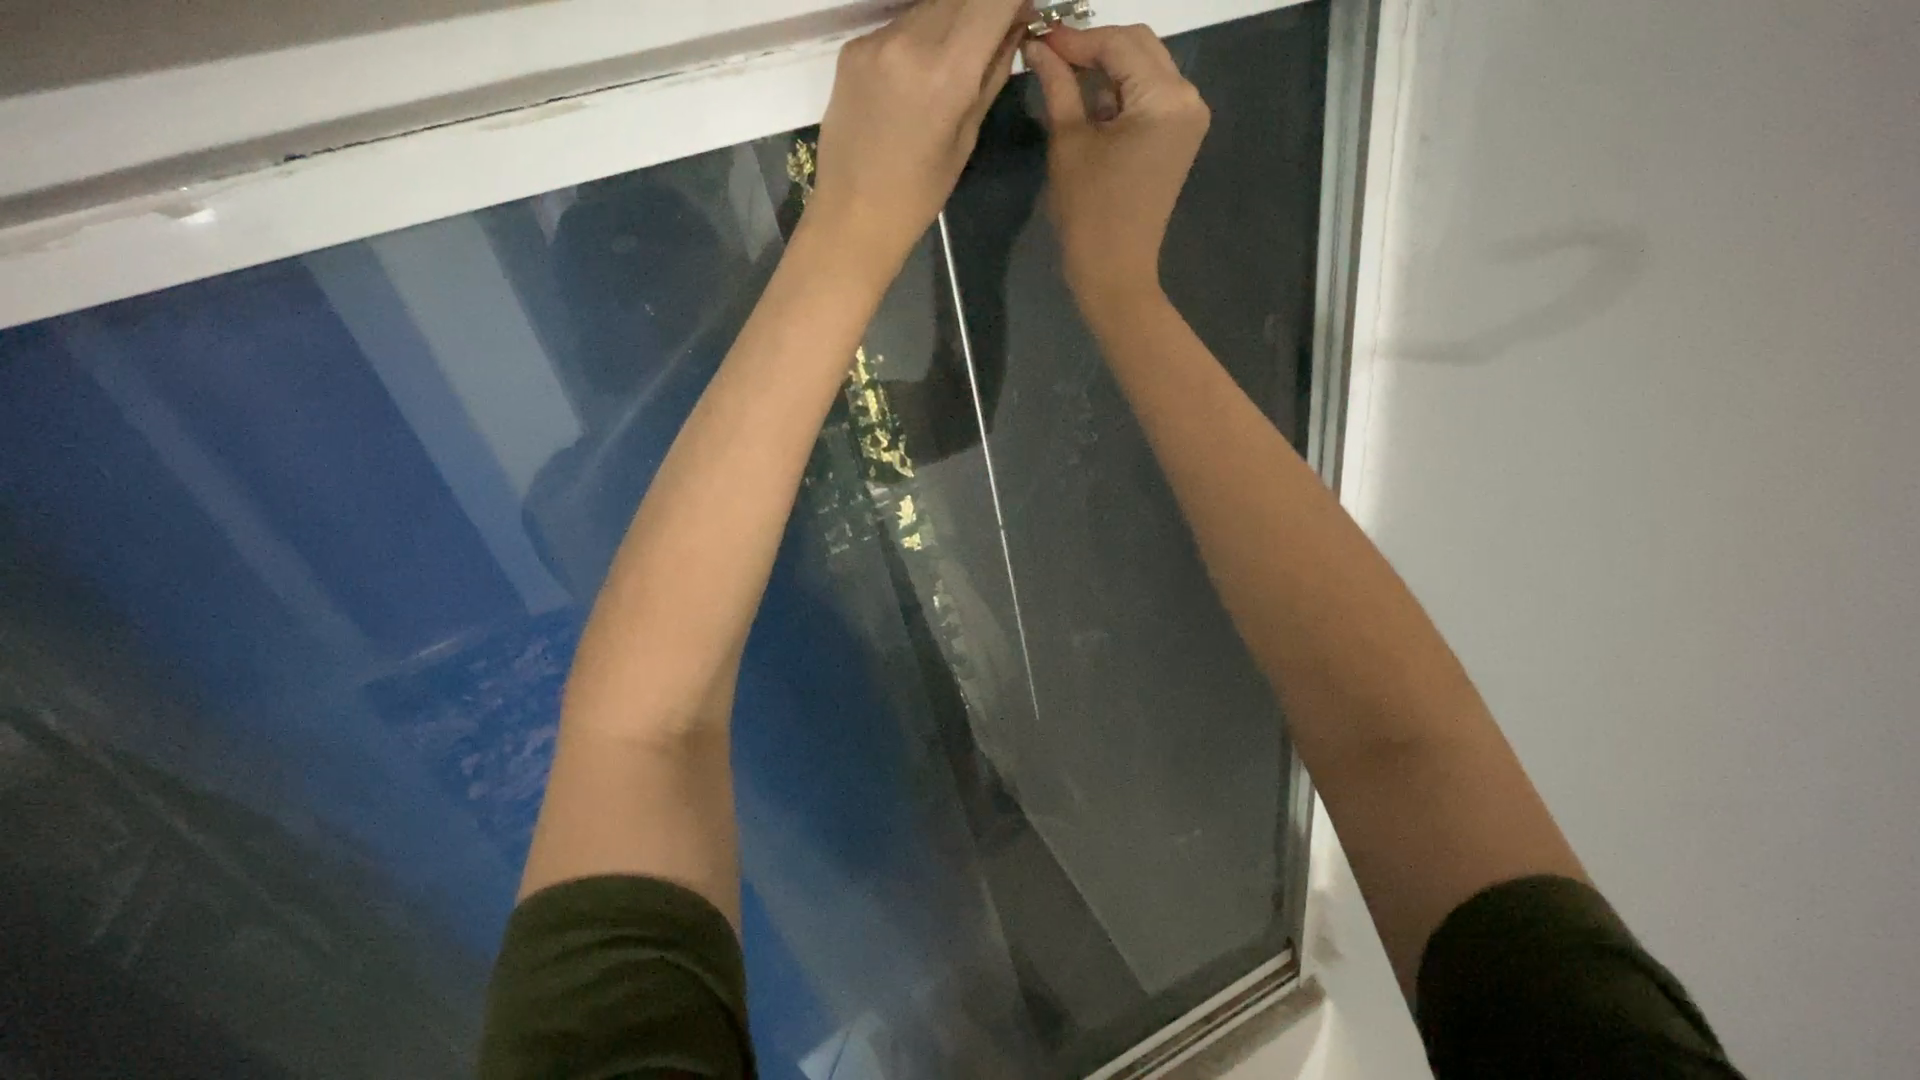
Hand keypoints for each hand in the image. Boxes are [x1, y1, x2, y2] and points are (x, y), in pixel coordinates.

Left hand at [808, 0, 1027, 269]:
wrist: (853, 212)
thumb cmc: (920, 191)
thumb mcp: (968, 135)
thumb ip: (993, 71)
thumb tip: (1017, 25)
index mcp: (948, 71)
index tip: (1022, 10)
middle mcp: (909, 41)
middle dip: (984, 7)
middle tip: (996, 33)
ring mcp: (876, 41)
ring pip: (929, 5)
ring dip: (952, 18)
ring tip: (954, 60)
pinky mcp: (853, 48)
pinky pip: (898, 26)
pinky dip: (918, 37)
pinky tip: (915, 76)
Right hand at [1024, 25, 1210, 302]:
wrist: (1114, 270)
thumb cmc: (1088, 211)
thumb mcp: (1068, 141)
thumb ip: (1057, 84)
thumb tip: (1038, 47)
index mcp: (1165, 98)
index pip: (1118, 43)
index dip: (1076, 38)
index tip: (1038, 40)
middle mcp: (1187, 98)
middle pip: (1138, 46)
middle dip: (1094, 46)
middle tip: (1050, 56)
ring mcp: (1187, 118)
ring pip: (1144, 67)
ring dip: (1106, 67)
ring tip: (1064, 78)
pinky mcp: (1178, 136)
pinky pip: (1149, 95)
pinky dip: (1119, 92)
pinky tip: (1089, 103)